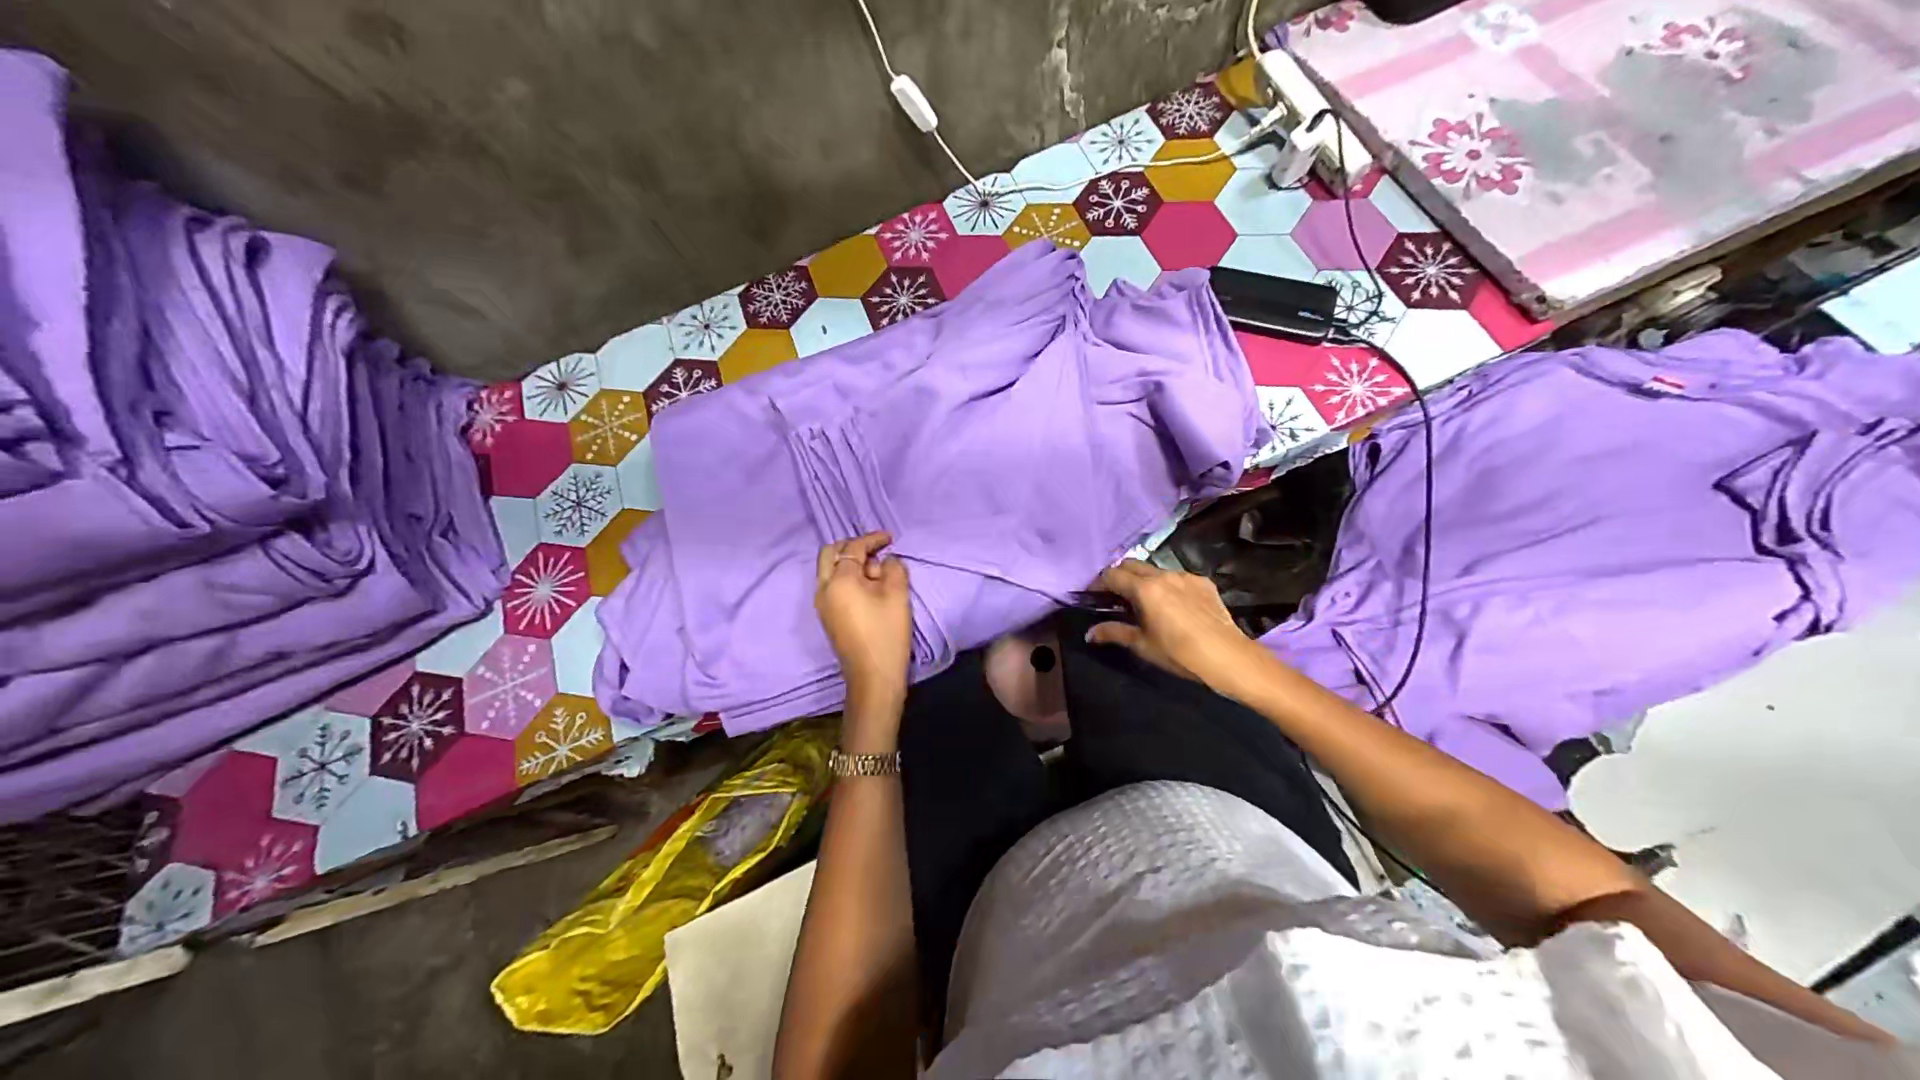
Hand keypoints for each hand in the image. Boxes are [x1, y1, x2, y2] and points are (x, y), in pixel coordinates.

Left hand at [815, 531, 912, 711]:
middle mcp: (823, 589)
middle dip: (853, 547)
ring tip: (876, 571)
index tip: (890, 538)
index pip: (853, 548)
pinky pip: (831, 586)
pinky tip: (868, 588)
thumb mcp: (897, 595)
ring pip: (829, 570)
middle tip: (876, 550)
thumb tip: (886, 561)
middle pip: (830, 554)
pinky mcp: (827, 617)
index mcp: (839, 580)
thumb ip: (893, 568)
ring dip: (849, 563)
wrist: (873, 676)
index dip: (872, 539)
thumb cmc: (887, 633)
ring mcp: (822, 604)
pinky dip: (846, 578)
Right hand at [1085, 560, 1268, 690]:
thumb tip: (1089, 633)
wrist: (1227, 657)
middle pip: (1131, 565)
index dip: (1099, 584)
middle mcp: (1163, 575)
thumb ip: (1114, 632)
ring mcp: (1186, 576)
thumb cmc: (1179, 653)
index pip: (1112, 575)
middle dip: (1120, 577)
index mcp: (1144, 589)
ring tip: (1146, 603)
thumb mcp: (1142, 645)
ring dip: (1144, 581)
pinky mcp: (1204, 582)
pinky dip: (1168, 587)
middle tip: (1117, 598)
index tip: (1096, 598)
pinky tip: (1174, 607)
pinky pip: (1178, 578)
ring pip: (1155, 571)